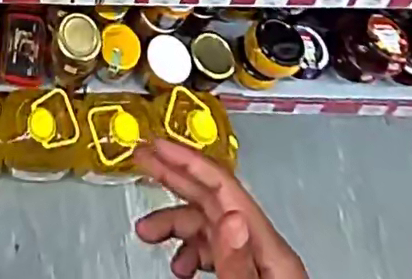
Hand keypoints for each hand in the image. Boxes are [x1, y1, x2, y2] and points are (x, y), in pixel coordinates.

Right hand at [135, 139, 307, 278]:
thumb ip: (237, 264)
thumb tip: (230, 216)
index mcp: (270, 251)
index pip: (223, 186)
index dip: (187, 159)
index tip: (156, 145)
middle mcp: (264, 252)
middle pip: (213, 199)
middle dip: (174, 177)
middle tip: (141, 159)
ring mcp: (257, 267)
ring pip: (208, 227)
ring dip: (174, 224)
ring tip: (147, 232)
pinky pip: (213, 251)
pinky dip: (189, 251)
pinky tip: (178, 264)